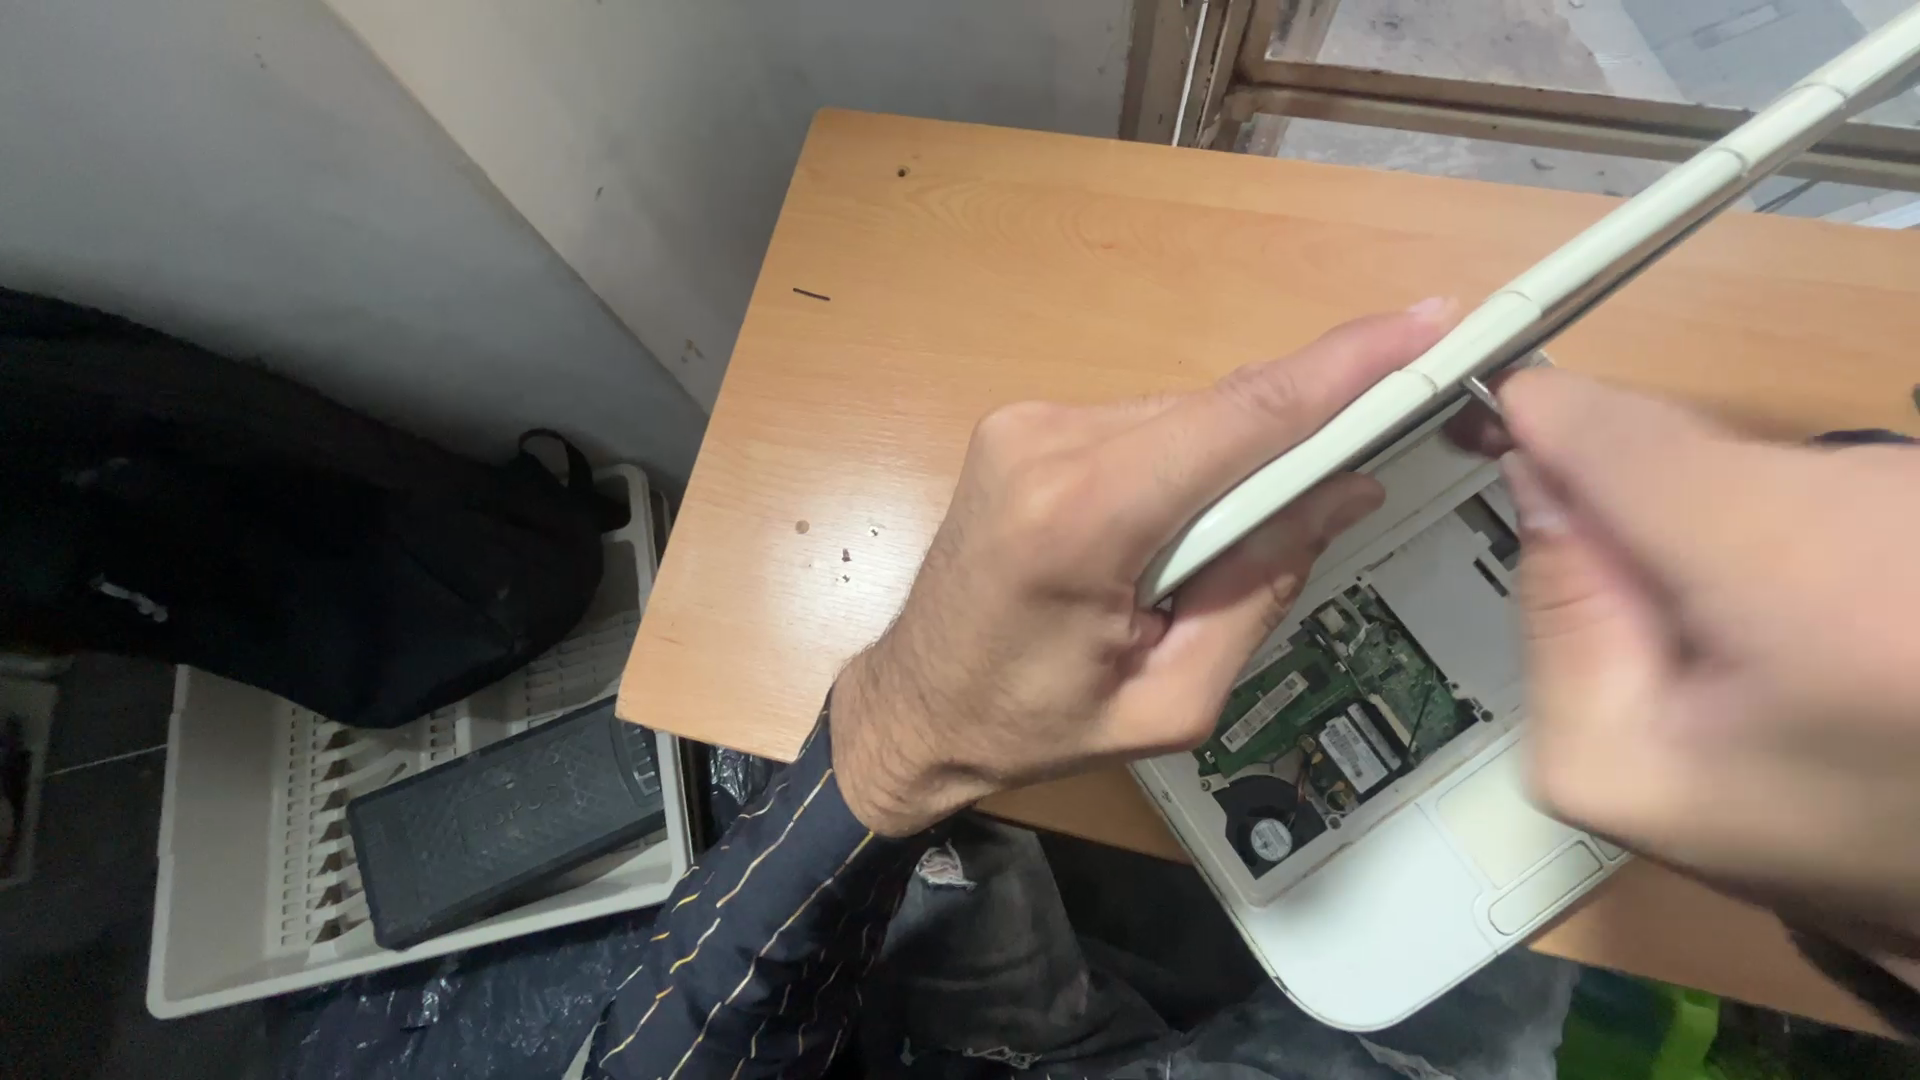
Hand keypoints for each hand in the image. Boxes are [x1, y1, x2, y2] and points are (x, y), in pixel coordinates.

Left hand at [829, 302, 1458, 835]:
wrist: (917, 706)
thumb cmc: (1033, 724)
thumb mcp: (1170, 698)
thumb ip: (1260, 590)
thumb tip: (1339, 490)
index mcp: (1079, 517)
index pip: (1239, 419)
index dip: (1342, 369)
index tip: (1429, 324)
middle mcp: (1044, 443)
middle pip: (1212, 415)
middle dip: (1284, 447)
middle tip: (1333, 490)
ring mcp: (1021, 425)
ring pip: (1175, 418)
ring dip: (1221, 464)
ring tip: (1202, 552)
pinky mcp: (1014, 428)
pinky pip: (1133, 428)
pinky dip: (1172, 463)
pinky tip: (1159, 529)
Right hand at [1494, 370, 1919, 953]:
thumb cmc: (1801, 824)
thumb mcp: (1612, 761)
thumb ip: (1552, 624)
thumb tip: (1540, 494)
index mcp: (1797, 583)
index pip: (1619, 435)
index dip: (1533, 416)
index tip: (1484, 420)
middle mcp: (1888, 505)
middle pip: (1666, 445)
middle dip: (1604, 497)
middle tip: (1603, 589)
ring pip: (1726, 459)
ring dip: (1678, 515)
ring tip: (1709, 618)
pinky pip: (1790, 476)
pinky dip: (1751, 523)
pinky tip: (1781, 606)